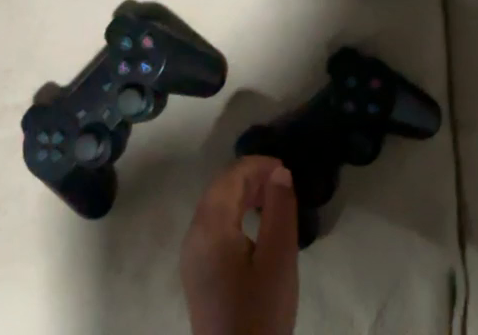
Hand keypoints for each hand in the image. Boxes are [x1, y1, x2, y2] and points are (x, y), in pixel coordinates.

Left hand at [181, 156, 299, 334]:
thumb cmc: (260, 311)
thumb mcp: (278, 259)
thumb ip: (279, 211)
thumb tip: (279, 172)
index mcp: (210, 228)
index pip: (229, 178)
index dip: (257, 165)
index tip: (286, 168)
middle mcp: (193, 235)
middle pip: (218, 189)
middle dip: (249, 177)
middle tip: (282, 181)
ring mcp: (192, 254)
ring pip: (214, 206)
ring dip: (241, 194)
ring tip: (273, 199)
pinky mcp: (197, 270)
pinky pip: (212, 226)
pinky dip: (233, 213)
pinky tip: (254, 224)